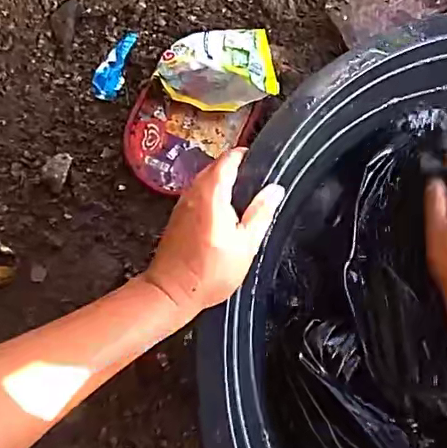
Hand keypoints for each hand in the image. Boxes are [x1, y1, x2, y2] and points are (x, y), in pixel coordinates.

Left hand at [141, 148, 285, 315]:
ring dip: (223, 182)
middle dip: (236, 168)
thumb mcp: (246, 244)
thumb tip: (275, 191)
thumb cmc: (208, 273)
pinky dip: (212, 195)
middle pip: (216, 166)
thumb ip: (261, 213)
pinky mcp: (178, 216)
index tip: (259, 160)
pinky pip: (198, 194)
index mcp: (212, 194)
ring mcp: (183, 204)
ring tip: (243, 198)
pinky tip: (224, 214)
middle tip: (256, 180)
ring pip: (206, 180)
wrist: (171, 292)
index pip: (229, 159)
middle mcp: (194, 193)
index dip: (246, 155)